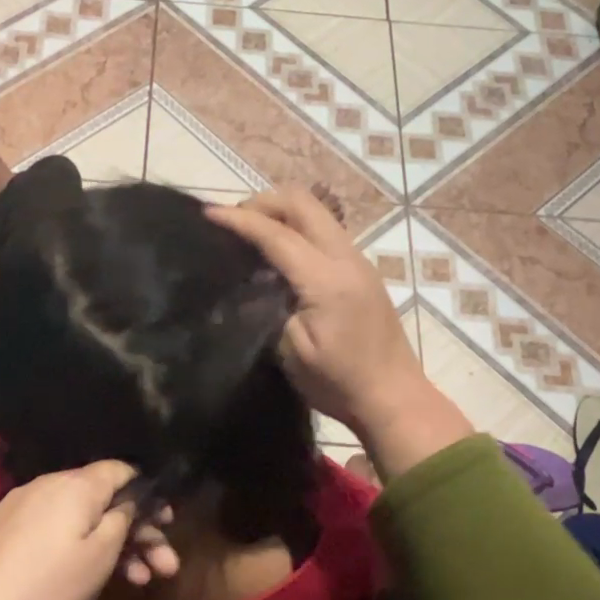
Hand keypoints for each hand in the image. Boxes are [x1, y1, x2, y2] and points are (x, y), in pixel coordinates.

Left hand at [0, 462, 177, 599]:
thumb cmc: (47, 582)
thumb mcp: (99, 556)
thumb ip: (122, 520)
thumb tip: (129, 501)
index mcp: (76, 484)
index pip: (122, 470)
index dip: (149, 493)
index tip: (167, 522)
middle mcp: (48, 484)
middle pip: (103, 498)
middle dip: (139, 531)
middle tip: (165, 568)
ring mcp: (21, 505)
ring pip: (79, 517)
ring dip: (111, 545)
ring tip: (137, 583)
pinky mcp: (2, 528)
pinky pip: (52, 527)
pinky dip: (76, 545)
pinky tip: (86, 573)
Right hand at [206, 190, 473, 474]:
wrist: (392, 397)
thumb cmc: (338, 382)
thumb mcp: (292, 351)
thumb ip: (268, 310)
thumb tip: (250, 286)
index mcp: (325, 279)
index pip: (276, 234)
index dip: (239, 220)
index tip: (207, 214)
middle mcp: (345, 258)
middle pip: (303, 203)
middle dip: (262, 202)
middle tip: (231, 222)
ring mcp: (357, 262)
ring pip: (316, 213)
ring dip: (280, 213)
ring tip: (249, 235)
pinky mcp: (360, 272)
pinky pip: (325, 232)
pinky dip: (296, 229)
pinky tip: (277, 254)